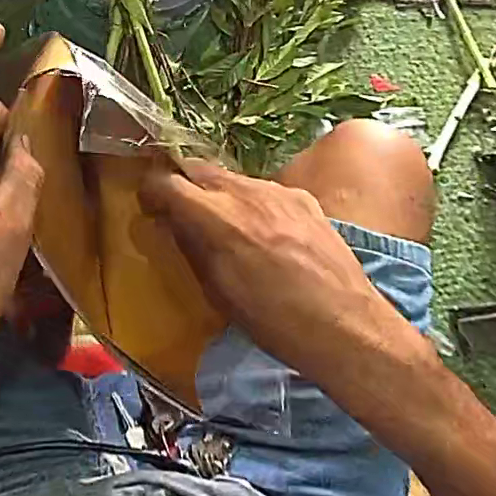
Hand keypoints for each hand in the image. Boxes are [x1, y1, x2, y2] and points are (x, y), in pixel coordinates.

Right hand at [140, 158, 426, 389]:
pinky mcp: (302, 197)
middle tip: (177, 207)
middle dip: (181, 183)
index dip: (150, 190)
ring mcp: (277, 190)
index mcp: (216, 217)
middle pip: (197, 167)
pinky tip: (262, 230)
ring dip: (216, 191)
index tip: (148, 205)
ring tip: (221, 221)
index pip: (166, 181)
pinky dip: (250, 201)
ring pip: (230, 177)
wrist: (347, 328)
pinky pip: (262, 189)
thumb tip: (172, 221)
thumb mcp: (218, 290)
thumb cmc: (273, 321)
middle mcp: (244, 192)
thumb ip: (191, 246)